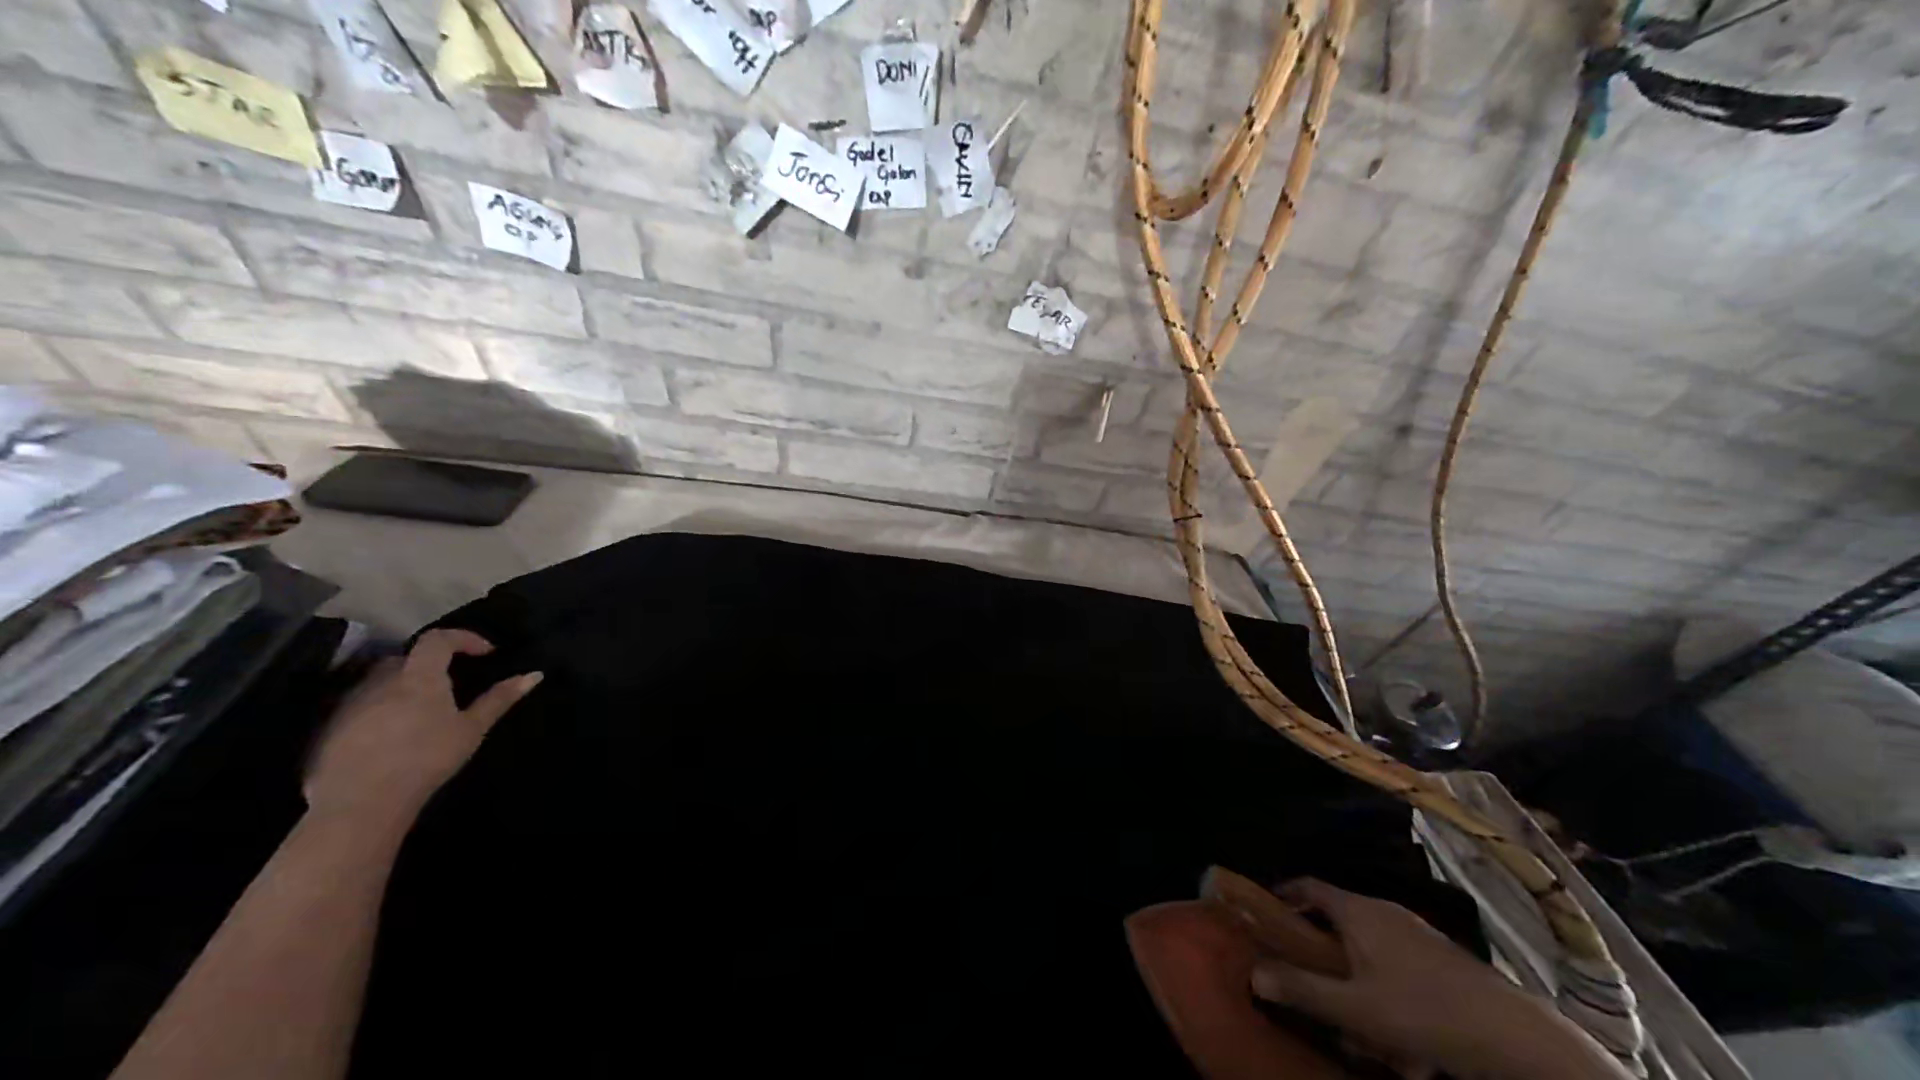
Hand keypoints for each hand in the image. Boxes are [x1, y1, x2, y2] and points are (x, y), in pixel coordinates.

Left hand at [304, 630, 541, 828]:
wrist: (361, 802)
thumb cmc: (427, 759)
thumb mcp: (472, 729)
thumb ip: (500, 699)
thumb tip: (535, 674)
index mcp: (419, 676)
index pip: (438, 639)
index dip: (463, 638)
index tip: (485, 653)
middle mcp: (381, 681)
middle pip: (407, 658)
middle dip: (431, 664)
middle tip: (451, 686)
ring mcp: (351, 703)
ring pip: (381, 682)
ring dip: (403, 687)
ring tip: (421, 713)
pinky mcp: (330, 727)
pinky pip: (361, 706)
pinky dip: (380, 710)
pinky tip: (391, 737)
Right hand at [1250, 880, 1627, 1079]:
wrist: (1514, 1035)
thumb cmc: (1421, 1011)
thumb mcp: (1353, 1007)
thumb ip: (1301, 988)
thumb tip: (1252, 973)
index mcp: (1358, 910)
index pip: (1308, 885)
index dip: (1283, 895)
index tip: (1264, 914)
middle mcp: (1385, 911)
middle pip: (1337, 916)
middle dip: (1318, 946)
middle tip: (1302, 972)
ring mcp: (1417, 933)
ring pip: (1368, 944)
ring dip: (1352, 973)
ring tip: (1349, 1013)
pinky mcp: (1442, 958)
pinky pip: (1396, 961)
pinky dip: (1383, 984)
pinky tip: (1395, 1030)